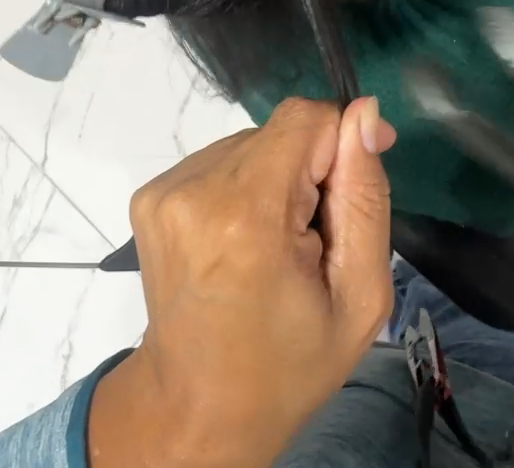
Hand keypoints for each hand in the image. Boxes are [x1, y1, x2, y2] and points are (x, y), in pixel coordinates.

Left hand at [88, 98, 398, 466]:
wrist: (197, 401)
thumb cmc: (290, 361)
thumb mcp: (359, 296)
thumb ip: (365, 196)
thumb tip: (365, 113)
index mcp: (246, 216)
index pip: (305, 119)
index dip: (337, 148)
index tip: (342, 201)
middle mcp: (194, 189)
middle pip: (276, 133)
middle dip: (305, 173)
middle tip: (306, 241)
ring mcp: (163, 189)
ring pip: (247, 143)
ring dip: (271, 180)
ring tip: (270, 246)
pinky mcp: (148, 193)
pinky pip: (216, 160)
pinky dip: (239, 187)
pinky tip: (238, 239)